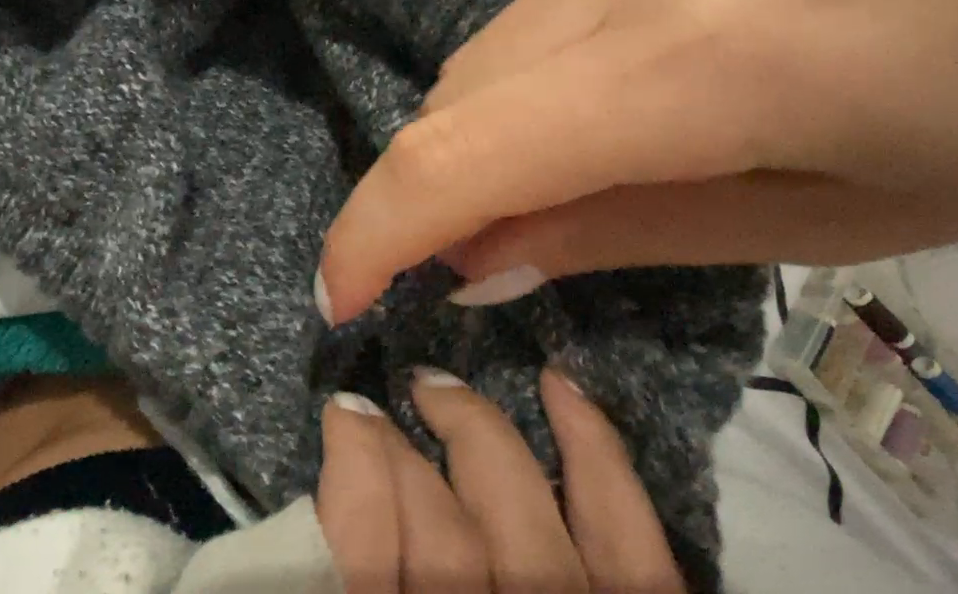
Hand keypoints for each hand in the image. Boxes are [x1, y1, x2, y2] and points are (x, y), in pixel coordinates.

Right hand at [316, 0, 957, 321]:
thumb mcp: (812, 228)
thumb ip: (618, 233)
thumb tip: (475, 264)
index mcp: (696, 68)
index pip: (465, 151)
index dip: (375, 231)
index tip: (337, 300)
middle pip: (454, 96)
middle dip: (418, 197)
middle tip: (454, 274)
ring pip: (483, 54)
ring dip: (465, 143)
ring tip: (520, 211)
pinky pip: (532, 22)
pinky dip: (513, 94)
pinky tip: (568, 131)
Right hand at [316, 368, 683, 593]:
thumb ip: (351, 570)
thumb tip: (334, 504)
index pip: (366, 555)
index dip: (352, 470)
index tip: (342, 413)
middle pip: (438, 529)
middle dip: (397, 448)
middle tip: (375, 405)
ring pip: (516, 504)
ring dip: (473, 428)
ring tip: (438, 386)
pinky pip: (623, 520)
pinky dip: (593, 446)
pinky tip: (562, 387)